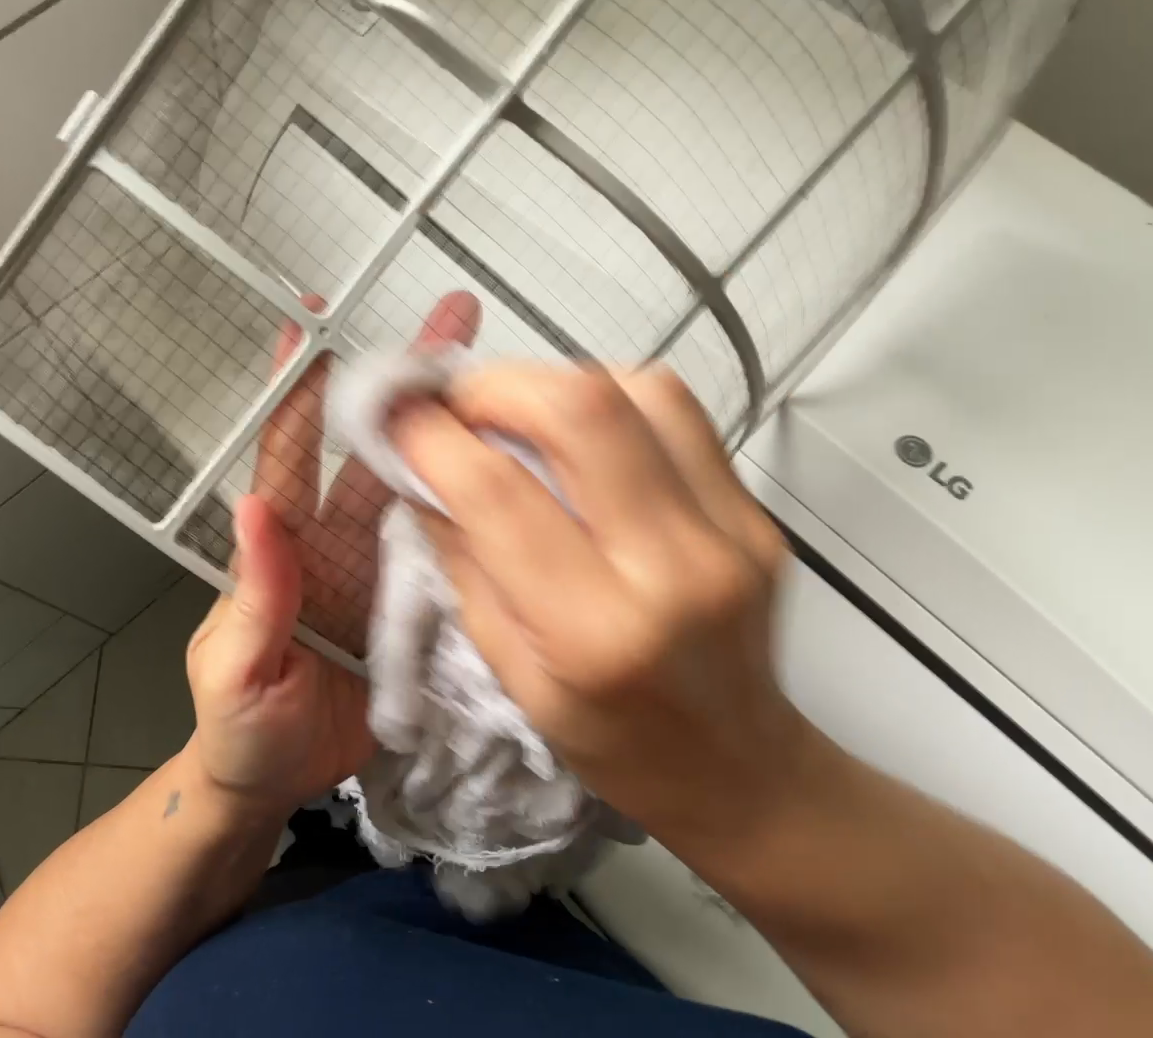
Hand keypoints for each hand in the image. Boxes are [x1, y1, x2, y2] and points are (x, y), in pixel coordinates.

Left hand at [183, 291, 481, 817]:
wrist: (275, 786)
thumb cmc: (238, 727)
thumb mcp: (237, 666)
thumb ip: (254, 595)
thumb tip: (254, 507)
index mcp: (283, 548)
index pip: (289, 454)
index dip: (298, 389)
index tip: (311, 321)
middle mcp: (337, 547)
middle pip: (373, 456)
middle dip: (408, 389)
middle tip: (451, 322)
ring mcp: (383, 577)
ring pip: (420, 495)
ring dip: (454, 441)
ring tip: (502, 383)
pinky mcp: (419, 615)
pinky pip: (452, 554)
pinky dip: (482, 514)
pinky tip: (525, 477)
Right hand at [391, 364, 806, 846]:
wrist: (737, 768)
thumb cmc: (608, 740)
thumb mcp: (508, 673)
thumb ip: (464, 564)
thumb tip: (421, 475)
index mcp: (593, 631)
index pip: (498, 495)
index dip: (433, 439)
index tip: (397, 416)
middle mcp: (672, 569)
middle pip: (583, 412)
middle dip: (497, 386)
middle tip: (457, 404)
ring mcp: (729, 532)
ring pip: (640, 390)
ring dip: (556, 384)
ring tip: (516, 415)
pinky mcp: (756, 511)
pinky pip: (679, 414)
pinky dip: (612, 399)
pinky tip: (579, 430)